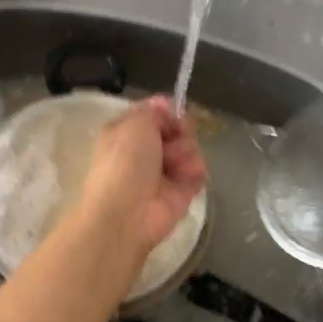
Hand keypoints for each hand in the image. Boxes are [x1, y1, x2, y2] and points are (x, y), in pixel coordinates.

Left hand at [74, 96, 207, 257]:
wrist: (127, 214)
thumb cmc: (125, 164)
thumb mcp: (135, 124)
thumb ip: (154, 111)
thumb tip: (168, 108)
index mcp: (127, 132)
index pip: (155, 113)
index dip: (167, 110)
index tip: (173, 112)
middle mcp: (145, 150)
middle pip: (177, 129)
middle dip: (180, 131)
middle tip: (175, 139)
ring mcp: (165, 171)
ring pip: (189, 148)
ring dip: (186, 152)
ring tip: (175, 164)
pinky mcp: (182, 191)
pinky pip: (198, 171)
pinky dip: (194, 171)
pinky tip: (186, 177)